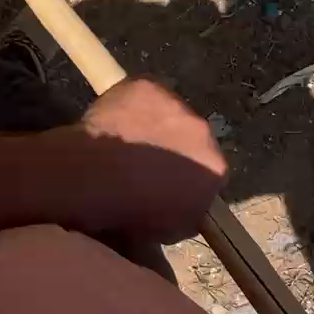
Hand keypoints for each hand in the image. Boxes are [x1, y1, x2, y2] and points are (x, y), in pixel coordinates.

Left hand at [72, 78, 225, 242]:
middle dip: (174, 143)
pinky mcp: (147, 84)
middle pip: (191, 134)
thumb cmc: (134, 210)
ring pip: (167, 110)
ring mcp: (174, 102)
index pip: (209, 168)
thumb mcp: (174, 228)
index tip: (167, 177)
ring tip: (127, 134)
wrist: (98, 174)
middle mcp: (202, 130)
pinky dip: (132, 101)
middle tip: (145, 155)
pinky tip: (116, 116)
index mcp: (215, 167)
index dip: (187, 172)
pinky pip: (143, 92)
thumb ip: (190, 209)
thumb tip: (181, 199)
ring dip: (153, 120)